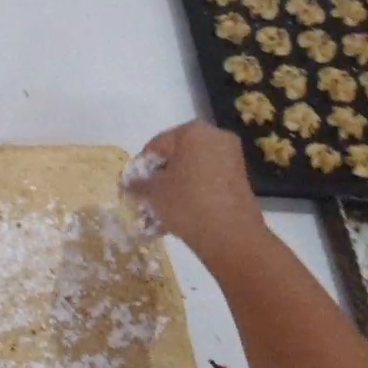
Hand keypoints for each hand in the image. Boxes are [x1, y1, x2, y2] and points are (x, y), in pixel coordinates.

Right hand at [124, 121, 268, 259]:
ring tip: (163, 207)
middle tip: (148, 195)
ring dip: (176, 184)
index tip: (134, 185)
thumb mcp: (153, 192)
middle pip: (177, 155)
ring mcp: (231, 157)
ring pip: (192, 168)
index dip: (141, 166)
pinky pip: (208, 179)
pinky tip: (181, 211)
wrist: (231, 235)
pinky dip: (193, 190)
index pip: (156, 145)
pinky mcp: (240, 178)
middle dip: (161, 175)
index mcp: (192, 131)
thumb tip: (128, 184)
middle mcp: (215, 137)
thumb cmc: (187, 203)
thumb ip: (138, 184)